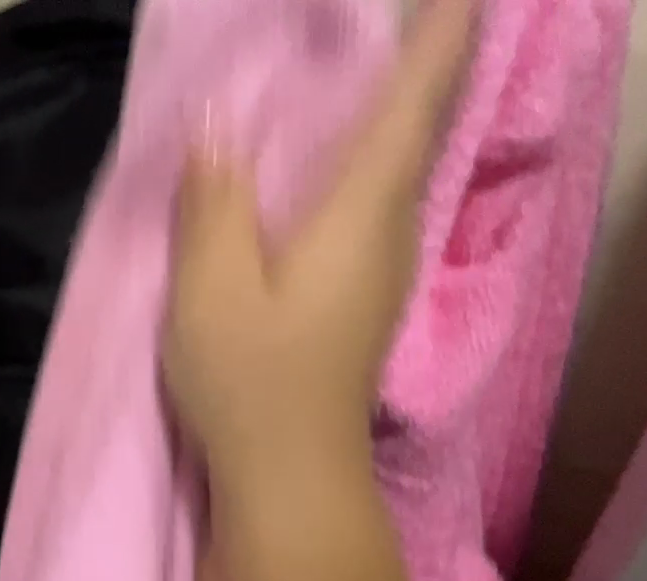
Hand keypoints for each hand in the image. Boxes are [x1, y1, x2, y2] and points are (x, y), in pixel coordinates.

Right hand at [165, 0, 474, 488]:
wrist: (287, 470)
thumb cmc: (249, 379)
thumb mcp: (210, 292)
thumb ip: (214, 207)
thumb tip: (214, 124)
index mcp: (357, 214)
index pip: (412, 103)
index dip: (436, 36)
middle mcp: (386, 229)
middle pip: (410, 129)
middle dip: (404, 67)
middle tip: (368, 32)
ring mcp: (377, 267)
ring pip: (386, 170)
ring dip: (375, 118)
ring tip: (338, 86)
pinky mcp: (356, 297)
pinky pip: (363, 207)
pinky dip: (347, 169)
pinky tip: (309, 176)